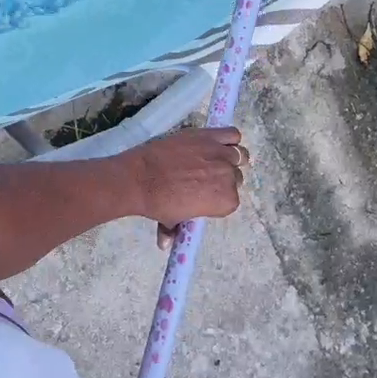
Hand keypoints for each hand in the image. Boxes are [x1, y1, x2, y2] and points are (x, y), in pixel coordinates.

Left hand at [121, 127, 248, 229]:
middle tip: (204, 175)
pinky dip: (229, 138)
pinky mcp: (207, 136)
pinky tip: (216, 142)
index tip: (205, 192)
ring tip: (210, 159)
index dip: (218, 194)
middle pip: (235, 175)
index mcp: (227, 201)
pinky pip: (232, 134)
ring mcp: (219, 154)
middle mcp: (229, 177)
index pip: (232, 197)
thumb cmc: (156, 203)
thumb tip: (165, 243)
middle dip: (222, 176)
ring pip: (237, 154)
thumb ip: (175, 231)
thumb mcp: (171, 221)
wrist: (138, 178)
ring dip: (227, 157)